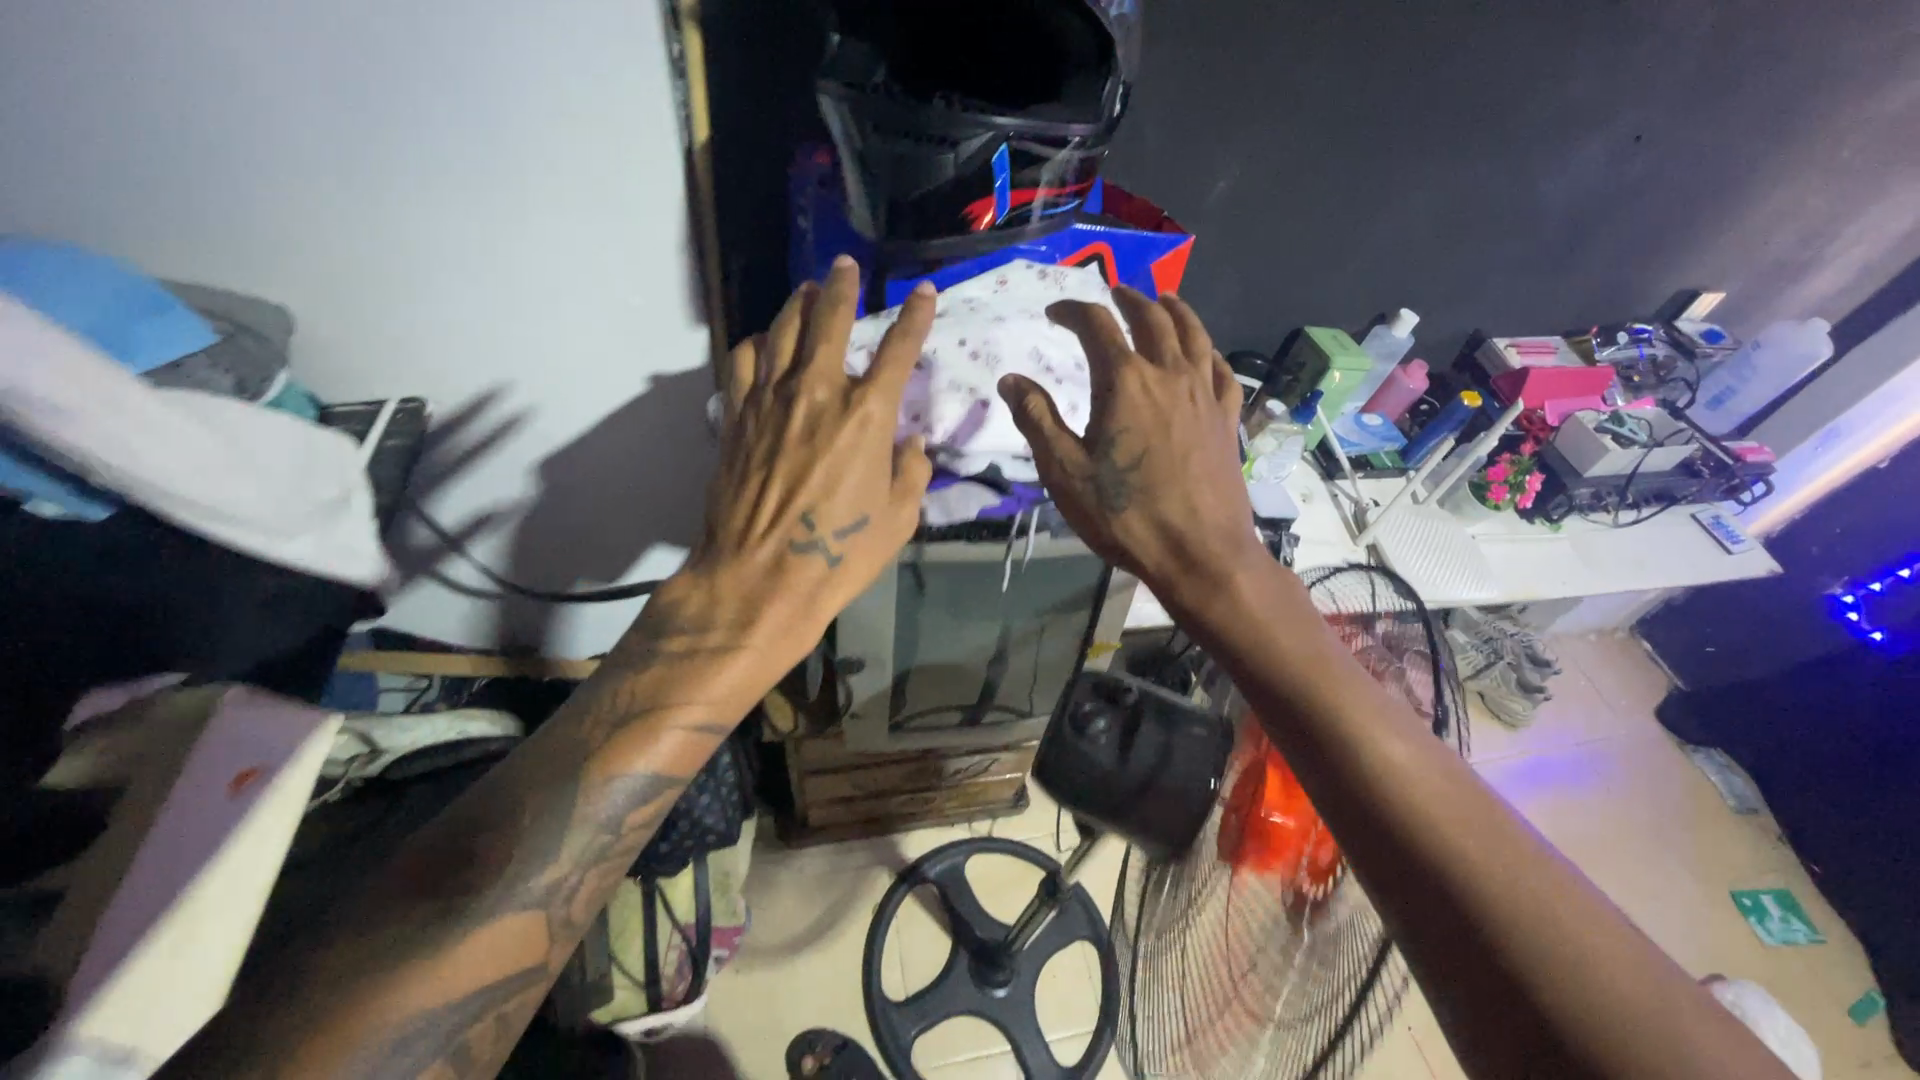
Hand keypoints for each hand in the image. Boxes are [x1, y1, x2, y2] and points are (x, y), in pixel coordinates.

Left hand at [681, 256, 934, 661]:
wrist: (760, 578)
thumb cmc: (839, 554)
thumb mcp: (898, 520)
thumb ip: (911, 473)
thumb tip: (910, 445)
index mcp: (867, 415)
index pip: (898, 349)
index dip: (915, 316)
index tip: (924, 293)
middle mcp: (818, 392)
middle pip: (829, 319)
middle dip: (842, 285)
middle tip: (845, 265)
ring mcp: (770, 400)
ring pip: (782, 330)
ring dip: (797, 303)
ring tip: (806, 290)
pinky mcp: (736, 416)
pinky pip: (743, 362)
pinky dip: (756, 344)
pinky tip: (762, 344)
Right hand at [997, 287, 1262, 602]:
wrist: (1200, 552)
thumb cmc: (1125, 515)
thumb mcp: (1065, 471)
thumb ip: (1037, 419)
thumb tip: (1011, 379)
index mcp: (1124, 381)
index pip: (1095, 325)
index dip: (1072, 310)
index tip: (1056, 312)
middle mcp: (1169, 373)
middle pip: (1151, 317)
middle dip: (1128, 298)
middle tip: (1112, 292)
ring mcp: (1204, 394)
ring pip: (1193, 333)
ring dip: (1175, 309)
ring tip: (1163, 298)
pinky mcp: (1227, 418)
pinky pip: (1221, 368)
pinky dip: (1208, 349)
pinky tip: (1204, 352)